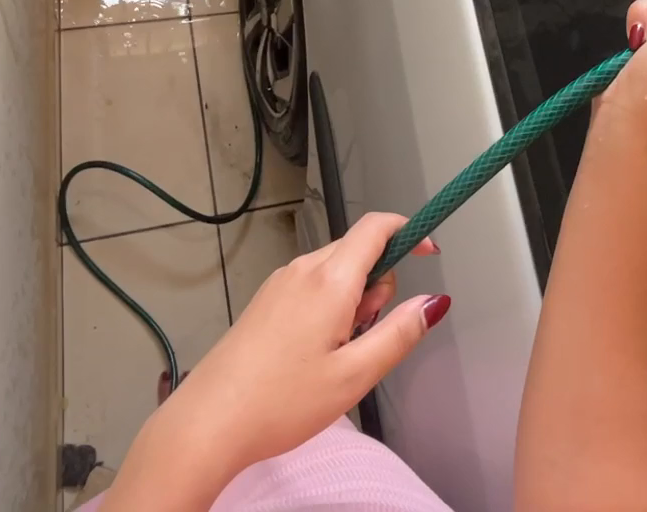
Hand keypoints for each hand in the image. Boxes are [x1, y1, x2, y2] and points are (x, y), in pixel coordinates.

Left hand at [110, 213, 445, 507]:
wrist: (210, 420)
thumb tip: (435, 301)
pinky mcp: (267, 297)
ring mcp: (281, 280)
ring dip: (354, 296)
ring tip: (338, 352)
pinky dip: (330, 303)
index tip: (430, 254)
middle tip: (366, 336)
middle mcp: (304, 267)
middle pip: (358, 249)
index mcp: (329, 279)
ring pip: (336, 268)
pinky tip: (315, 350)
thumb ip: (399, 333)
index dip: (409, 231)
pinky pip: (313, 283)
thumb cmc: (284, 401)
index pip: (376, 227)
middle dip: (379, 281)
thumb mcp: (354, 376)